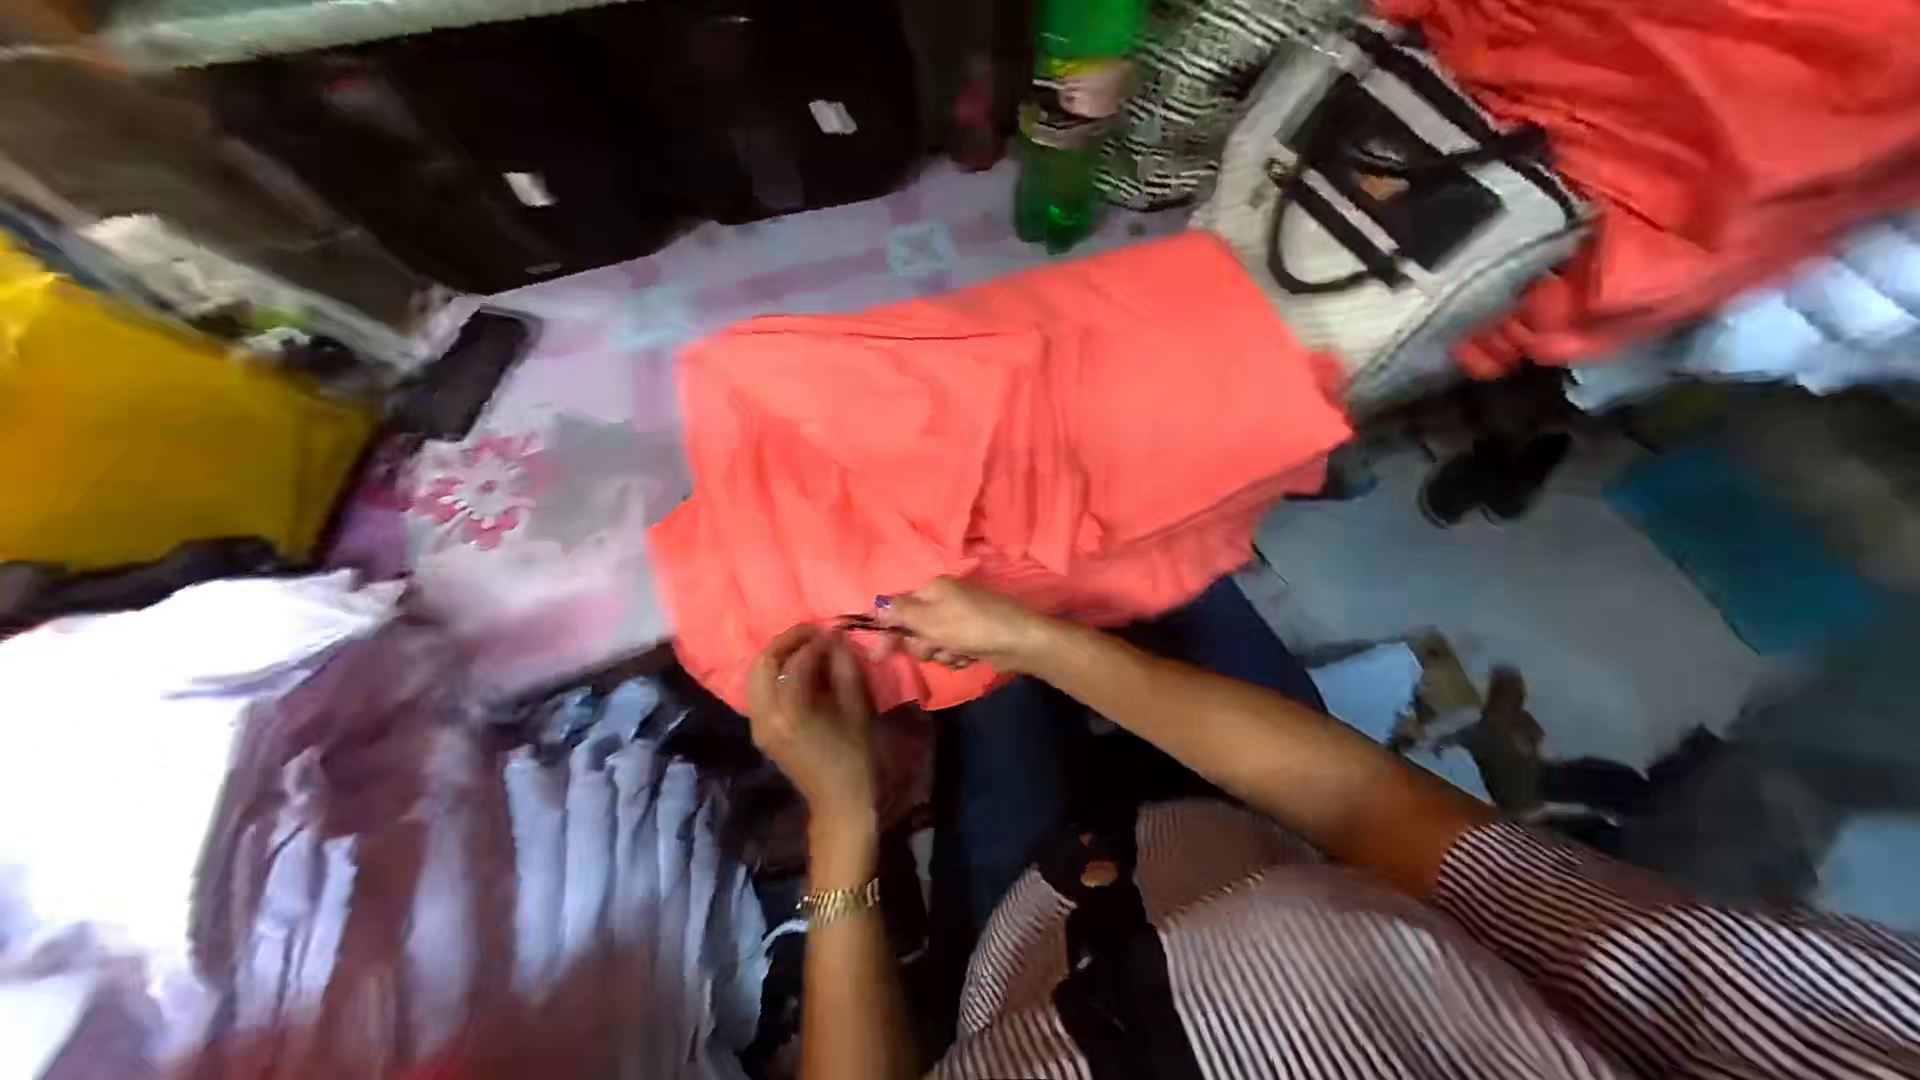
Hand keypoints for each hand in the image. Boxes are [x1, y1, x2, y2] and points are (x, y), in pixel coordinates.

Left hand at [747, 626, 877, 834]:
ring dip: (780, 654)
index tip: (834, 633)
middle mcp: (765, 716)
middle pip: (763, 661)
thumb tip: (836, 639)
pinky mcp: (760, 729)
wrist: (839, 802)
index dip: (816, 642)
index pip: (795, 662)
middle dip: (788, 640)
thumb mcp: (857, 709)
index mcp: (791, 714)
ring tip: (808, 647)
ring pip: (756, 673)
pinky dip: (777, 671)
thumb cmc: (856, 757)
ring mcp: (758, 724)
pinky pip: (760, 688)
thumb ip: (845, 669)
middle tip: (815, 632)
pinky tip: (800, 669)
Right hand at [873, 576, 1055, 671]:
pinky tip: (970, 657)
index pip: (898, 608)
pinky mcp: (972, 636)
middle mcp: (945, 600)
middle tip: (938, 646)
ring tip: (960, 653)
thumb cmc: (971, 626)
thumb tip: (875, 604)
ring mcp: (960, 618)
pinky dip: (958, 657)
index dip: (888, 631)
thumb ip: (900, 612)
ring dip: (943, 654)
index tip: (880, 655)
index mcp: (933, 588)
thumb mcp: (930, 620)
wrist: (1019, 640)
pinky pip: (951, 651)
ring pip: (933, 644)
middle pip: (915, 630)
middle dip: (925, 645)